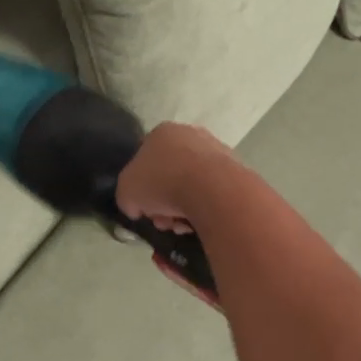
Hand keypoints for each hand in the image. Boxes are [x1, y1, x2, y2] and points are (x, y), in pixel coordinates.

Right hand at [117, 122, 235, 307]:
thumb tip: (137, 207)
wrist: (210, 189)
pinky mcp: (235, 169)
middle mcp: (190, 135)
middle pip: (168, 175)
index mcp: (161, 133)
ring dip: (181, 209)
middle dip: (162, 203)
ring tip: (180, 227)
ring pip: (190, 186)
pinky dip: (203, 209)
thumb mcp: (125, 192)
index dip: (140, 187)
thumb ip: (127, 197)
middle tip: (162, 222)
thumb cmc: (160, 183)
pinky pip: (211, 194)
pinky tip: (198, 223)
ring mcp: (216, 150)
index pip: (144, 160)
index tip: (143, 208)